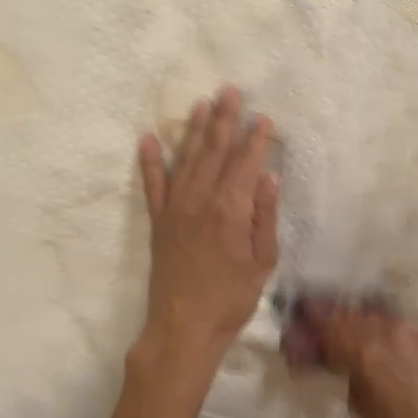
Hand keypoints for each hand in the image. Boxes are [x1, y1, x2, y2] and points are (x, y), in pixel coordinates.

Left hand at [134, 87, 279, 384]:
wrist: (183, 326)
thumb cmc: (232, 298)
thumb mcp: (263, 262)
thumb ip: (265, 217)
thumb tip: (269, 177)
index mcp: (231, 210)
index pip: (246, 163)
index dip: (256, 138)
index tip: (264, 117)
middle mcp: (200, 200)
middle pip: (215, 151)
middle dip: (224, 120)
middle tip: (230, 91)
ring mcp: (175, 209)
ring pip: (186, 159)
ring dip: (195, 130)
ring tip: (202, 103)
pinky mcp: (158, 222)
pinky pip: (152, 185)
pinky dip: (149, 160)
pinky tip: (148, 138)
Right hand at [297, 303, 417, 417]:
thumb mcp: (358, 402)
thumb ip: (341, 369)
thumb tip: (322, 354)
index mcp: (363, 350)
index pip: (326, 323)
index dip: (308, 318)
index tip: (297, 315)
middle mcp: (386, 329)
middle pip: (348, 311)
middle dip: (329, 314)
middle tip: (318, 319)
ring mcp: (411, 324)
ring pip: (374, 310)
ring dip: (357, 316)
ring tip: (352, 327)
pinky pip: (400, 318)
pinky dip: (385, 323)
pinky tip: (382, 334)